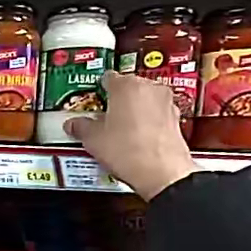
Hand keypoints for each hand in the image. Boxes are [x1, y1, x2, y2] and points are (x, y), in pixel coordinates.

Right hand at [65, 73, 199, 200]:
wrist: (162, 172)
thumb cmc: (130, 150)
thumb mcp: (93, 139)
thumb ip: (81, 126)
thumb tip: (75, 124)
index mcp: (126, 85)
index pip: (107, 77)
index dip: (97, 88)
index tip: (92, 97)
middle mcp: (149, 88)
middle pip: (127, 87)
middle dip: (115, 100)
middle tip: (102, 115)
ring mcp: (165, 103)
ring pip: (144, 100)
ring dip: (132, 110)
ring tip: (118, 129)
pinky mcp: (176, 119)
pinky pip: (155, 115)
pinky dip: (146, 122)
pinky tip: (134, 138)